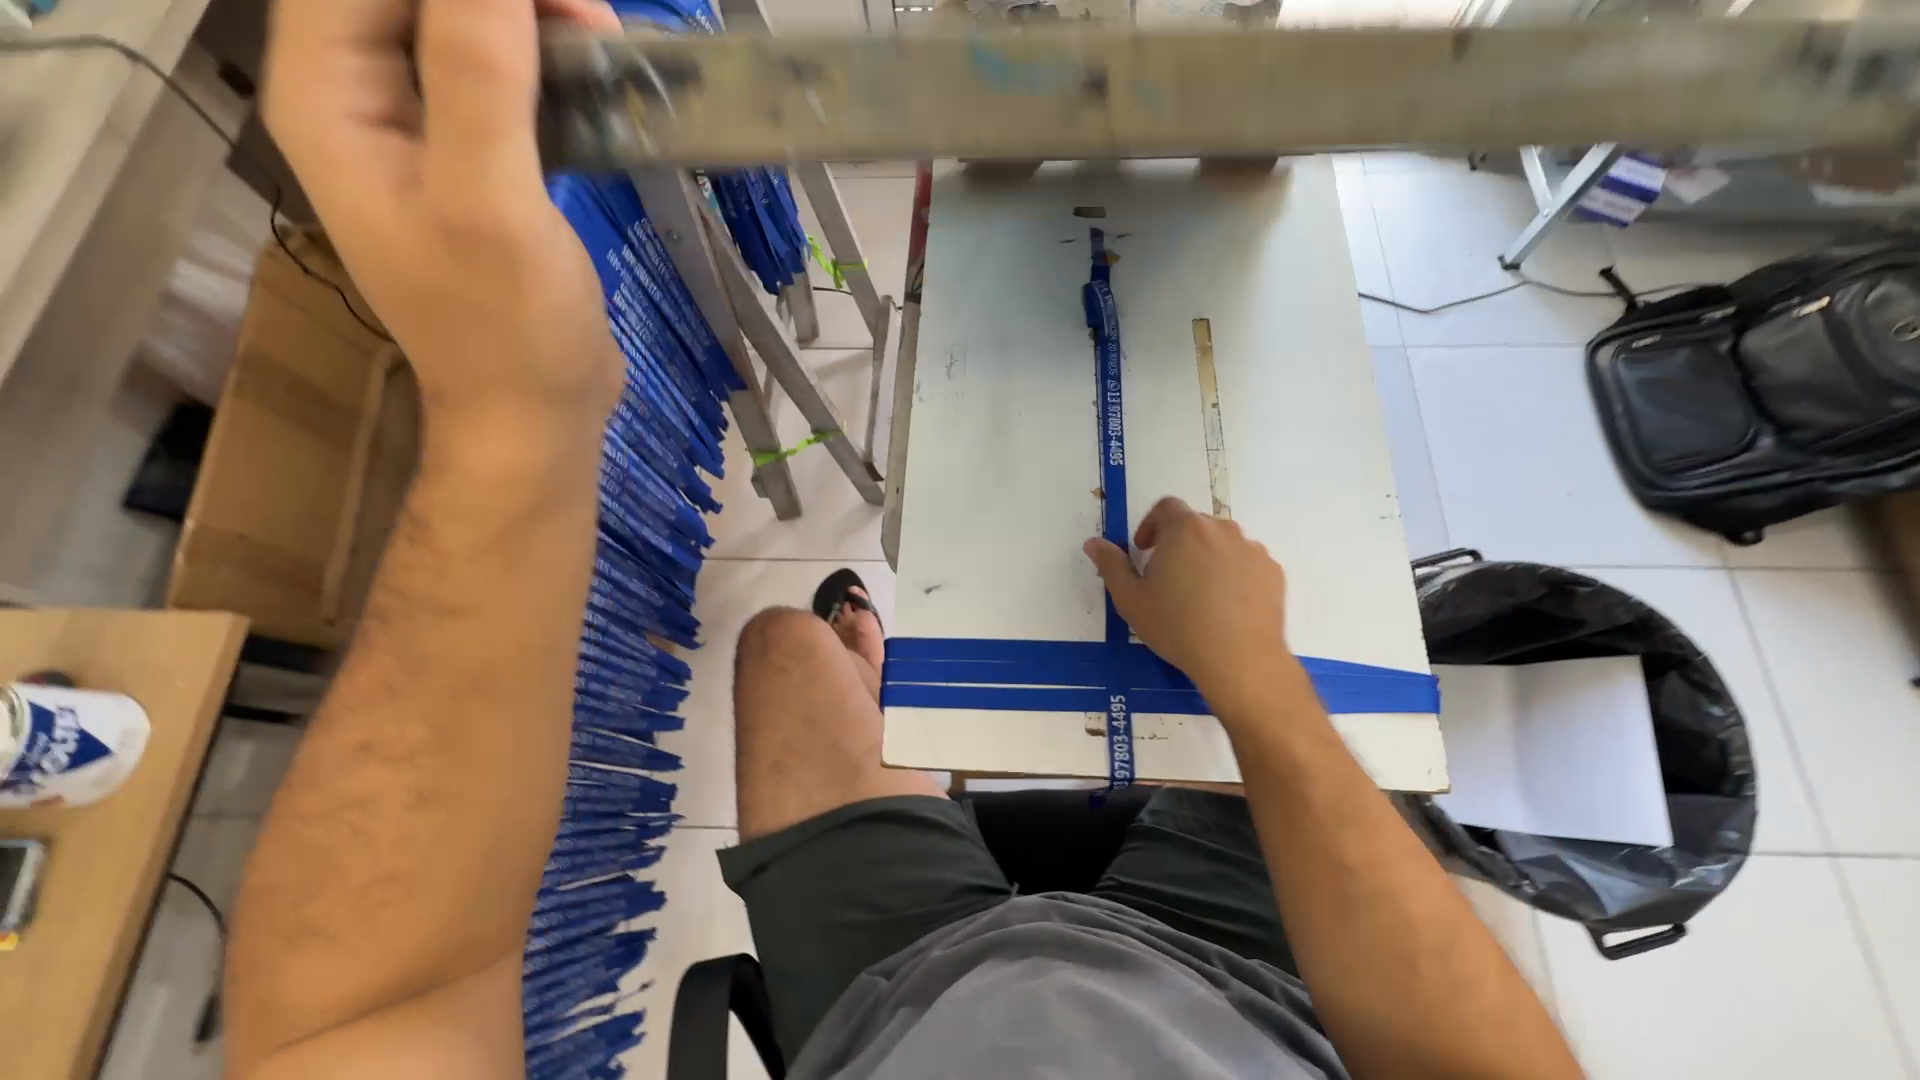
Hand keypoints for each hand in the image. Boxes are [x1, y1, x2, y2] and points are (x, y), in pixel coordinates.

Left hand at [263, 0, 626, 452]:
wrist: (536, 416)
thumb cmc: (507, 327)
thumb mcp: (490, 201)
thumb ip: (478, 72)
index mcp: (327, 99)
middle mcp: (358, 102)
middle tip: (593, 17)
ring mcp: (418, 134)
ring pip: (460, 26)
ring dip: (531, 20)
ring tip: (604, 38)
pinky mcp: (475, 162)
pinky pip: (498, 79)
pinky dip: (546, 65)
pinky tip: (596, 79)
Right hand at [1083, 497, 1299, 722]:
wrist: (1240, 660)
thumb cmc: (1177, 626)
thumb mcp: (1131, 600)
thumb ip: (1111, 565)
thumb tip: (1094, 543)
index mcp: (1185, 529)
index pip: (1166, 507)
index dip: (1151, 525)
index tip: (1144, 551)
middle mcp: (1222, 530)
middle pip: (1196, 524)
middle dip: (1179, 543)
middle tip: (1168, 577)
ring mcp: (1252, 550)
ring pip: (1223, 544)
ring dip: (1207, 558)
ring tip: (1199, 595)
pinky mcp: (1273, 572)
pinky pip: (1247, 564)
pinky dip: (1234, 575)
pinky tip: (1226, 607)